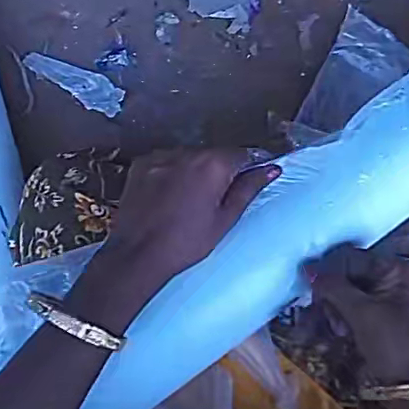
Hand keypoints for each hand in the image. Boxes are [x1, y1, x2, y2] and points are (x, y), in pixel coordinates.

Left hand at [66, 149, 279, 330]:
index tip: (252, 179)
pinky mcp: (141, 165)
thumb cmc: (186, 243)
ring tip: (191, 200)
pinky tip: (171, 195)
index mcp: (213, 165)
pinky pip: (166, 162)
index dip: (250, 167)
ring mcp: (160, 157)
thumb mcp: (225, 220)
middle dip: (221, 170)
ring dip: (195, 171)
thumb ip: (248, 189)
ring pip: (189, 157)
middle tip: (219, 199)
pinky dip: (172, 172)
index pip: (243, 154)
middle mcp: (187, 153)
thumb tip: (270, 169)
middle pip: (214, 154)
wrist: (138, 255)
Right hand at [306, 245, 408, 385]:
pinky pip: (350, 310)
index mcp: (392, 268)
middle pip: (344, 276)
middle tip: (330, 320)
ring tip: (338, 332)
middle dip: (331, 297)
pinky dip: (341, 320)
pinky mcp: (377, 319)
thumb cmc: (396, 346)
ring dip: (333, 311)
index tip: (313, 296)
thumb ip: (334, 287)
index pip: (347, 258)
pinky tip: (341, 335)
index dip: (327, 275)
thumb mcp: (363, 313)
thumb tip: (309, 269)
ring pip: (343, 295)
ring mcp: (384, 299)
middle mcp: (389, 278)